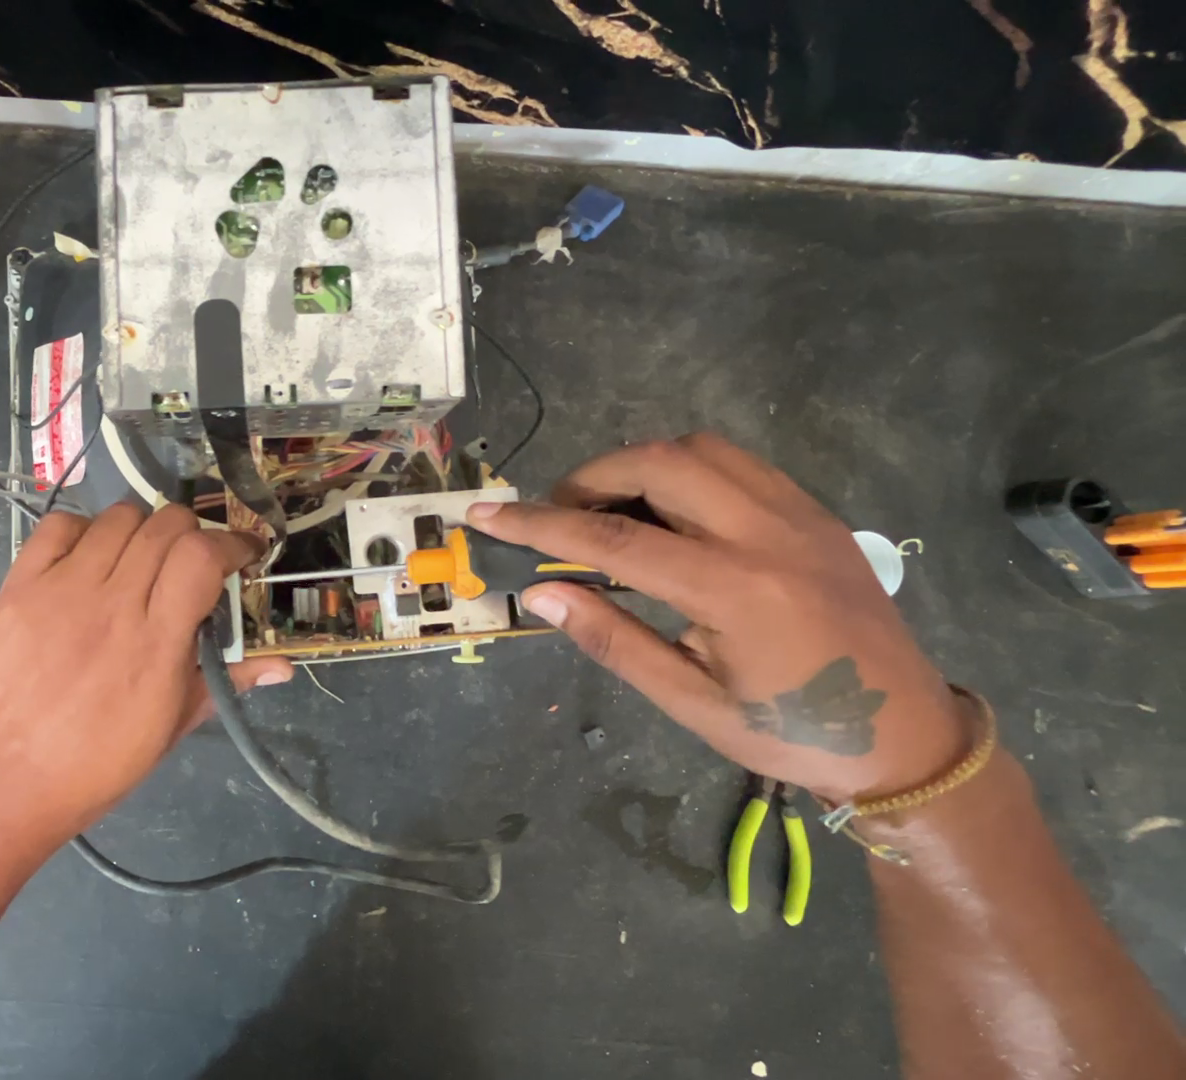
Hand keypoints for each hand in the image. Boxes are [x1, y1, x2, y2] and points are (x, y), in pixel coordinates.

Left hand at [0, 504, 291, 854]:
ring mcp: (61, 589)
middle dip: (192, 533)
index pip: (203, 556)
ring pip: (118, 518)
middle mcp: (113, 601)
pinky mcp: (18, 587)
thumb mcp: (167, 730)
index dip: (233, 543)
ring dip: (142, 529)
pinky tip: (87, 559)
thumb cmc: (91, 770)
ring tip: (139, 559)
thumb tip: (283, 667)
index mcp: (156, 641)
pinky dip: (84, 531)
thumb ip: (224, 684)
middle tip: (191, 560)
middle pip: (165, 525)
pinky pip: (58, 527)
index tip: (243, 552)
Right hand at [469, 433, 968, 801]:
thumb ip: (610, 637)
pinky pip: (736, 463)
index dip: (539, 524)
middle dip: (590, 477)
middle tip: (560, 516)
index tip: (486, 513)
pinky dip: (682, 470)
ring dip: (637, 466)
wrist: (906, 737)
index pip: (613, 539)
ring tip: (608, 510)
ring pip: (700, 449)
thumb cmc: (787, 731)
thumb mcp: (687, 699)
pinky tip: (666, 512)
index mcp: (735, 591)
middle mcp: (769, 535)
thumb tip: (539, 592)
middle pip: (659, 464)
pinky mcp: (816, 513)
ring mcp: (800, 515)